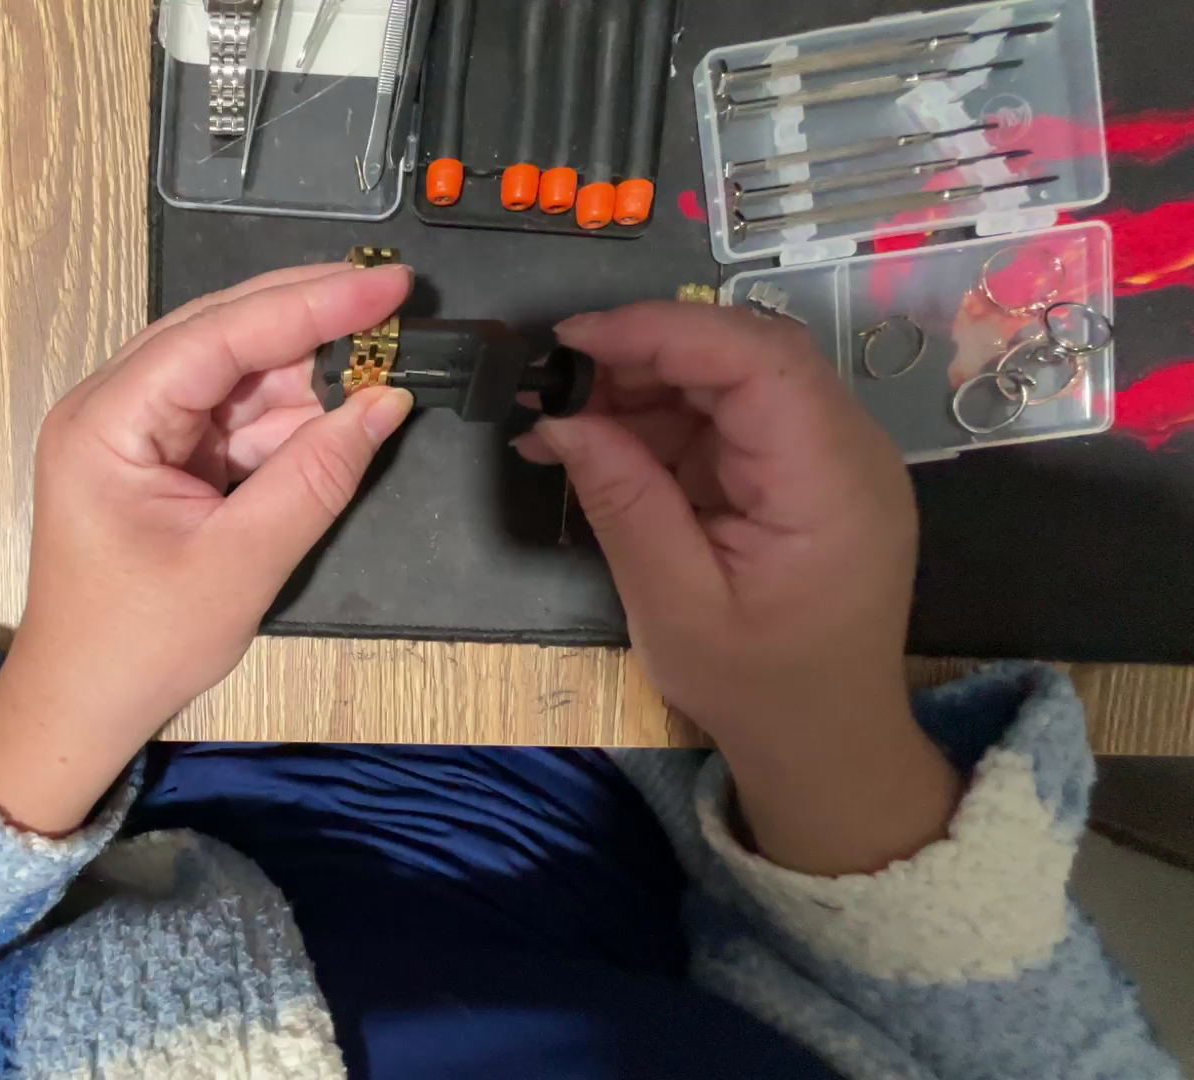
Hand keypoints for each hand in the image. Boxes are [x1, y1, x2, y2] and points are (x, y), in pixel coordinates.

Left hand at [0, 263, 415, 833]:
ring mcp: (135, 431)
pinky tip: (330, 419)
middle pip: (220, 337)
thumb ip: (315, 477)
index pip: (216, 336)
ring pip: (232, 375)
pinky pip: (230, 419)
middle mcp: (113, 407)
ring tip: (374, 370)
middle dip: (307, 322)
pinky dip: (283, 421)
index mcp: (108, 422)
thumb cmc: (143, 644)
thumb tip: (386, 402)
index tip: (388, 284)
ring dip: (302, 377)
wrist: (85, 701)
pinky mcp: (159, 457)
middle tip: (392, 303)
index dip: (308, 304)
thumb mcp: (239, 564)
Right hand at [515, 302, 956, 873]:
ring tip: (552, 417)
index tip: (571, 341)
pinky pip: (714, 421)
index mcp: (828, 483)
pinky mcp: (783, 470)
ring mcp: (815, 455)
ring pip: (722, 380)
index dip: (661, 332)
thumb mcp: (671, 601)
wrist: (817, 733)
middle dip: (640, 353)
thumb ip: (621, 501)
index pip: (757, 362)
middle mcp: (839, 449)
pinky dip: (648, 422)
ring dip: (634, 387)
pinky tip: (587, 442)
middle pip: (743, 355)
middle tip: (551, 379)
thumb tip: (558, 419)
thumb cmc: (752, 682)